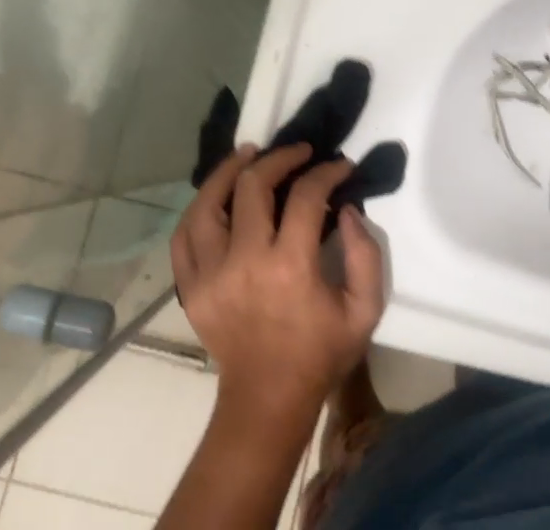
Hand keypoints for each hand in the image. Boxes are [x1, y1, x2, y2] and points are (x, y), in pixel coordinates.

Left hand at [172, 143, 385, 422]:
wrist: (269, 397)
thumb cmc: (320, 353)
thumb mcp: (365, 309)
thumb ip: (366, 254)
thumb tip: (346, 209)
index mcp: (290, 266)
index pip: (305, 196)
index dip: (325, 173)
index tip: (339, 167)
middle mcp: (245, 261)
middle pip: (252, 186)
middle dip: (278, 159)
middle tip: (297, 151)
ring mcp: (210, 273)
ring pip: (208, 203)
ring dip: (229, 171)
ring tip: (248, 155)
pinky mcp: (189, 287)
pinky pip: (184, 235)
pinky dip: (198, 209)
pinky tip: (216, 195)